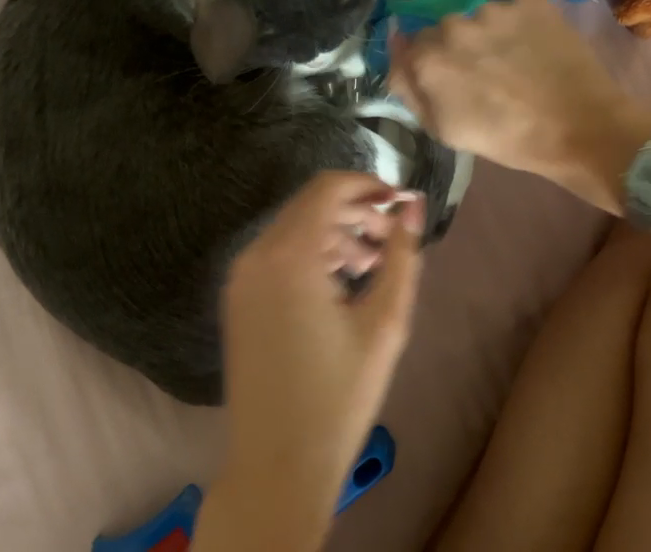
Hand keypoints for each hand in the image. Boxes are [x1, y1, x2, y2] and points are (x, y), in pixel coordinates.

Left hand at [215, 173, 423, 524]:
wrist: (277, 464)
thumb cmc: (339, 396)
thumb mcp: (384, 323)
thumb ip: (401, 255)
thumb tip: (413, 204)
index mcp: (289, 254)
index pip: (329, 187)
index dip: (369, 185)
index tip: (401, 204)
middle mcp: (256, 254)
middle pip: (310, 204)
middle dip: (355, 210)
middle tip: (392, 239)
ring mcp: (241, 277)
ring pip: (294, 228)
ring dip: (335, 233)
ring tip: (373, 265)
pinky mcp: (237, 299)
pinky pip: (277, 255)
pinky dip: (311, 255)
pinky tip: (341, 283)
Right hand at [389, 0, 650, 211]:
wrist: (582, 128)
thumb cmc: (509, 140)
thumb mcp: (444, 129)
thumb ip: (409, 88)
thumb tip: (395, 47)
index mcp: (429, 60)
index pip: (414, 49)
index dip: (434, 68)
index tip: (455, 84)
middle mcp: (454, 25)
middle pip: (446, 31)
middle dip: (461, 49)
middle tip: (490, 77)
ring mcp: (494, 9)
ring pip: (481, 18)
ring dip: (492, 36)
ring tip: (519, 65)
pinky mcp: (530, 0)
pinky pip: (515, 9)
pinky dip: (522, 25)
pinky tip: (538, 50)